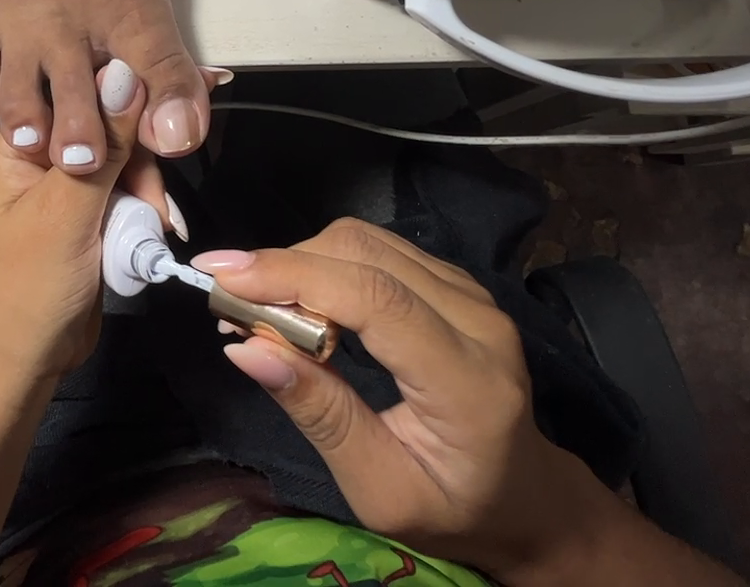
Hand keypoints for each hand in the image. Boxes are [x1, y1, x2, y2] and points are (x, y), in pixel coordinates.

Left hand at [0, 59, 148, 394]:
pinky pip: (123, 190)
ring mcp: (59, 183)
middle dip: (142, 161)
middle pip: (106, 124)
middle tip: (158, 205)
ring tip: (158, 226)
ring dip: (146, 192)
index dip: (128, 97)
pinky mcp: (82, 210)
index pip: (76, 92)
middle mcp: (35, 152)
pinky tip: (156, 228)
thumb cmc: (27, 289)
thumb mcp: (66, 212)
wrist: (20, 364)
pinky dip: (142, 209)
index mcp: (13, 139)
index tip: (175, 108)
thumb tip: (126, 69)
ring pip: (123, 159)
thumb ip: (104, 144)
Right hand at [195, 220, 625, 580]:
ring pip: (363, 240)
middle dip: (283, 265)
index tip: (220, 275)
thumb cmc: (454, 509)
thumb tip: (245, 348)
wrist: (528, 499)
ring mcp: (470, 292)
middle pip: (362, 253)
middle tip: (228, 299)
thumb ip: (319, 415)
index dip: (292, 275)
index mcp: (467, 382)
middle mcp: (477, 320)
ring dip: (299, 261)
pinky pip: (375, 247)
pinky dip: (323, 262)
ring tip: (259, 303)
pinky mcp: (454, 280)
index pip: (374, 300)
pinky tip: (300, 297)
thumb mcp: (380, 491)